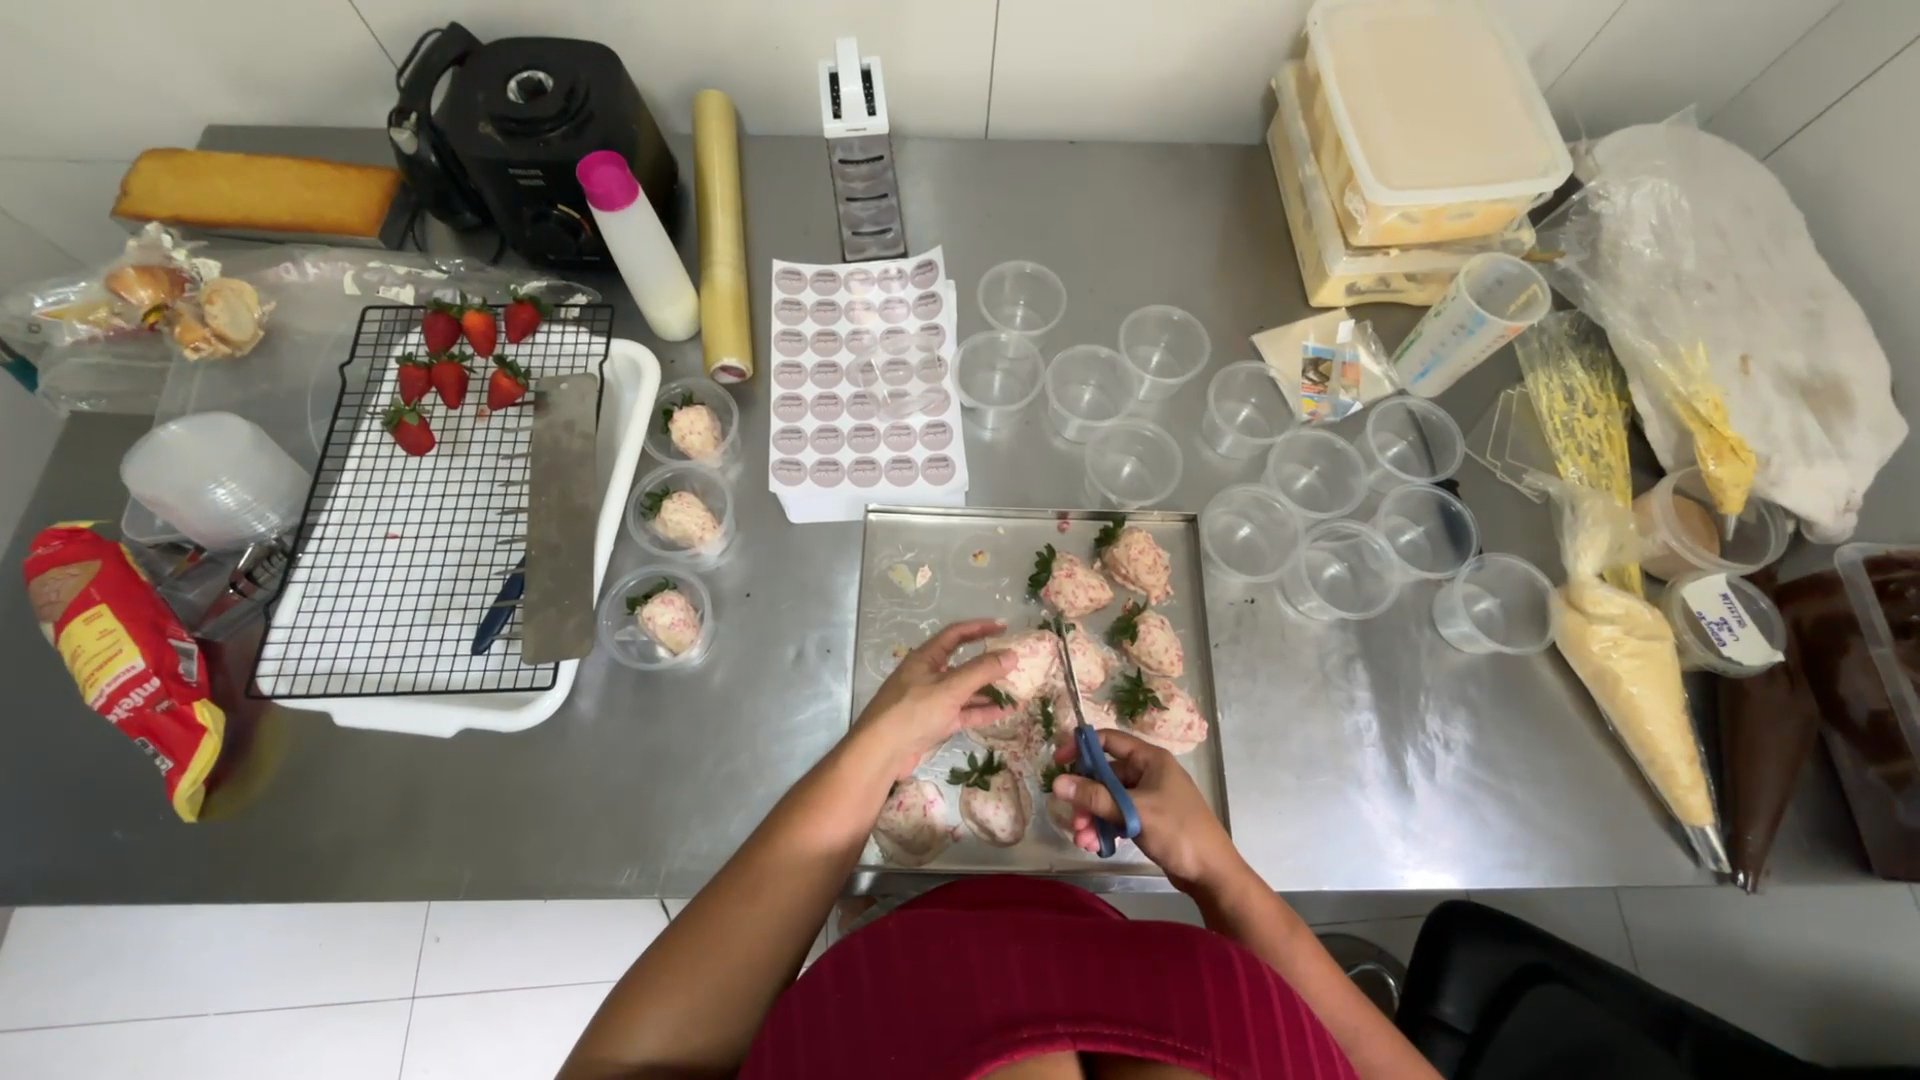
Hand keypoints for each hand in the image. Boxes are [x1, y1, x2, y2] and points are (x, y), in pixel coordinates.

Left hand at [852, 619, 1015, 778]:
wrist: (881, 752)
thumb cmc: (912, 711)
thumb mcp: (949, 688)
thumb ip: (981, 671)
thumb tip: (1012, 655)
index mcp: (926, 658)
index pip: (956, 634)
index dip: (979, 628)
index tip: (1004, 627)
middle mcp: (929, 675)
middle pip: (964, 664)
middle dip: (989, 664)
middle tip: (1016, 664)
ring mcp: (932, 700)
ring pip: (966, 690)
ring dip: (990, 690)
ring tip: (1018, 690)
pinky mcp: (935, 723)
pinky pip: (964, 712)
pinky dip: (983, 711)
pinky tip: (1005, 712)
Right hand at [1050, 729, 1245, 894]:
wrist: (1212, 873)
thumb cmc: (1178, 832)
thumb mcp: (1133, 812)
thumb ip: (1095, 797)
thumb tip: (1057, 782)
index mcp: (1150, 759)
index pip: (1108, 740)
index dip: (1081, 747)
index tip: (1058, 763)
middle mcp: (1148, 773)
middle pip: (1105, 775)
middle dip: (1085, 796)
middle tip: (1072, 818)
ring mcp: (1148, 797)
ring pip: (1109, 799)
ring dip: (1092, 817)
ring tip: (1082, 839)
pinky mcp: (1148, 819)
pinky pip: (1117, 816)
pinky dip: (1104, 827)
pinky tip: (1094, 845)